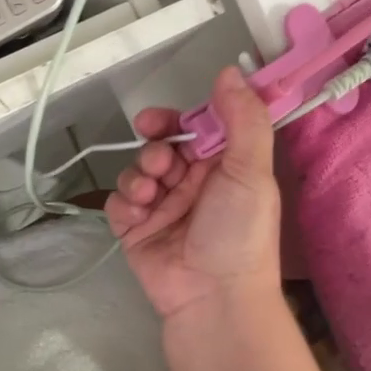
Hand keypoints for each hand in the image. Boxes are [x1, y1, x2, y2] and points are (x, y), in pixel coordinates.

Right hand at [108, 67, 281, 319]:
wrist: (212, 297)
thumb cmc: (238, 233)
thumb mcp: (252, 169)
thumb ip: (242, 118)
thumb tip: (228, 72)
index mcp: (223, 168)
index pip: (195, 129)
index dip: (176, 120)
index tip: (161, 121)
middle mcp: (192, 185)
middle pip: (160, 147)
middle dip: (154, 148)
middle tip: (158, 162)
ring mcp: (162, 209)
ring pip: (136, 172)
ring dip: (138, 176)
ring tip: (150, 196)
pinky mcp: (136, 232)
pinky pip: (118, 204)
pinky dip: (123, 205)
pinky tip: (138, 217)